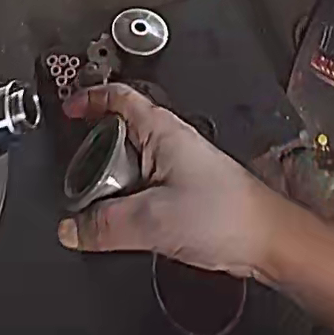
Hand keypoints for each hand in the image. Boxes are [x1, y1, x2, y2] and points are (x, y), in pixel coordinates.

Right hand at [56, 84, 296, 277]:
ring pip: (132, 159)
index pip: (120, 97)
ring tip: (94, 199)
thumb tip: (72, 228)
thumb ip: (105, 224)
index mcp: (162, 130)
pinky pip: (144, 181)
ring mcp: (178, 163)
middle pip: (121, 129)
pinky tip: (122, 218)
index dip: (91, 97)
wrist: (265, 237)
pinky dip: (126, 192)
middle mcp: (170, 140)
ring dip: (110, 174)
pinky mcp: (184, 186)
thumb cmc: (224, 214)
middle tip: (76, 166)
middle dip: (95, 144)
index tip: (69, 108)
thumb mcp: (152, 219)